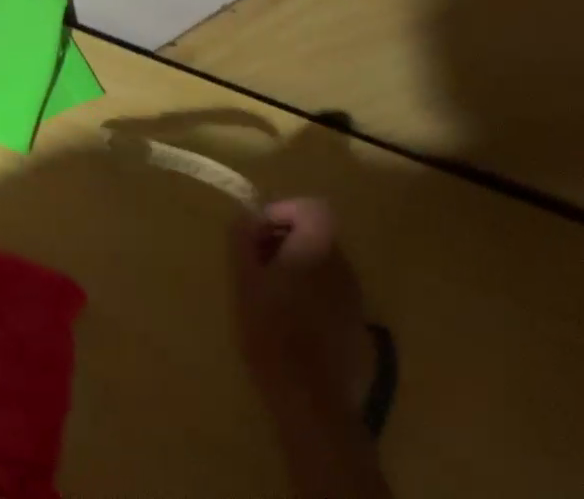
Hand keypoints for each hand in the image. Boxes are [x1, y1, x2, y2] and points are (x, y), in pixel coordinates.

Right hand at [229, 199, 371, 410]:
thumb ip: (244, 241)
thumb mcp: (243, 278)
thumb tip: (247, 216)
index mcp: (317, 253)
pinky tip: (286, 314)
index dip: (282, 211)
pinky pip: (329, 287)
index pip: (313, 209)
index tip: (255, 232)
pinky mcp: (354, 318)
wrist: (308, 390)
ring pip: (323, 261)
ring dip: (294, 264)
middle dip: (283, 239)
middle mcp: (344, 268)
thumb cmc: (269, 328)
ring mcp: (354, 295)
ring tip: (265, 289)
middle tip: (252, 261)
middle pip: (317, 234)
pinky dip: (306, 288)